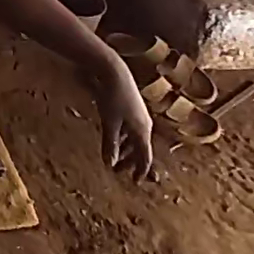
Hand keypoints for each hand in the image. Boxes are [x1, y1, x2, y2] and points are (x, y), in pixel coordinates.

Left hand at [92, 62, 154, 180]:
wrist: (115, 72)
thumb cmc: (112, 97)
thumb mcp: (109, 122)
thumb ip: (110, 143)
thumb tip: (109, 163)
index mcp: (142, 131)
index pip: (144, 156)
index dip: (140, 170)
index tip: (135, 181)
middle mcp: (145, 125)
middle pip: (140, 149)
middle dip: (130, 162)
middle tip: (119, 172)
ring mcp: (139, 117)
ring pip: (134, 139)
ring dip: (125, 150)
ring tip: (115, 159)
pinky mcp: (132, 109)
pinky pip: (130, 130)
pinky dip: (123, 139)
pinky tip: (115, 140)